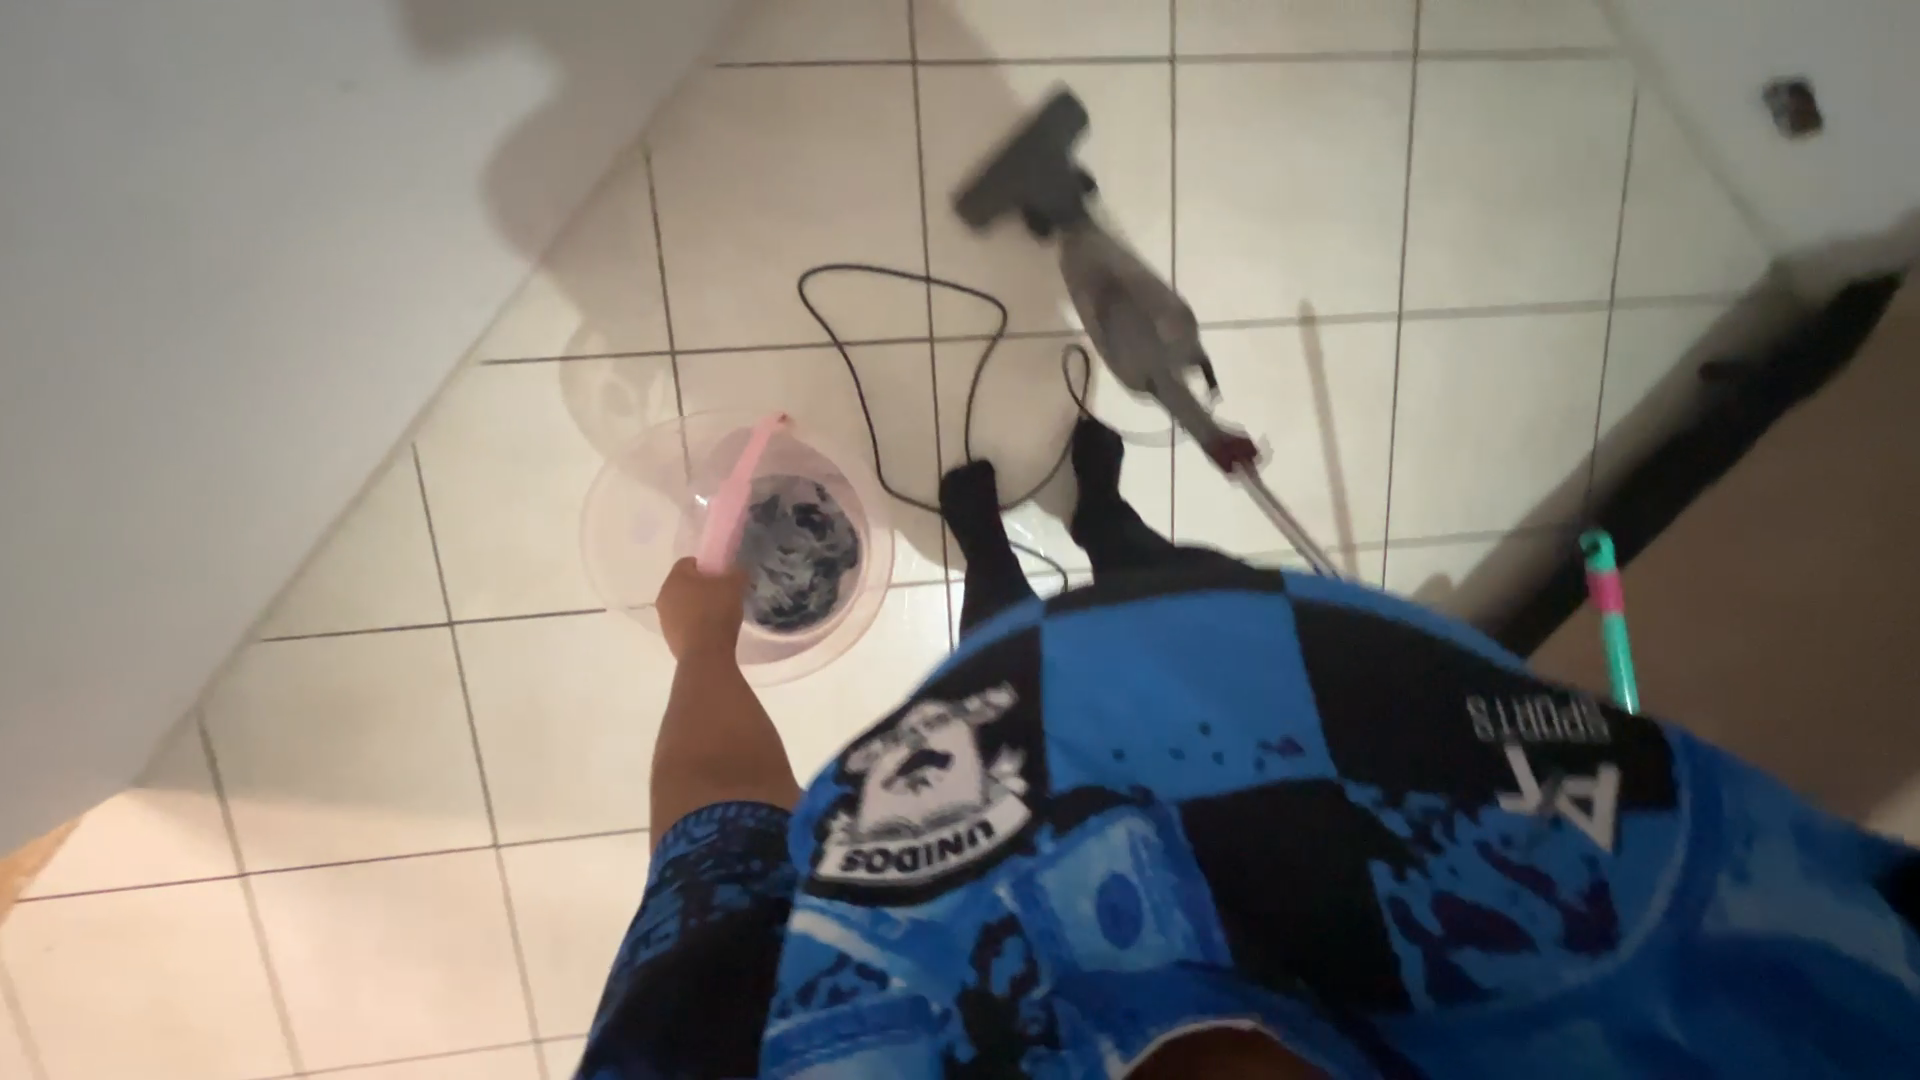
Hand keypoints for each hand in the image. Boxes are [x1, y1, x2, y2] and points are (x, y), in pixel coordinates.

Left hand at [656, 557, 745, 660]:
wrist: (706, 654)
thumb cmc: (717, 612)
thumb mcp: (734, 586)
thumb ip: (736, 573)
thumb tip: (737, 571)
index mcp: (676, 578)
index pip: (688, 562)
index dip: (706, 565)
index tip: (720, 575)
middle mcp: (664, 595)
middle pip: (683, 584)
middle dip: (700, 586)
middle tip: (721, 593)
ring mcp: (664, 618)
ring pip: (681, 604)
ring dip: (695, 605)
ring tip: (717, 614)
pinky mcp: (669, 636)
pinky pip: (682, 622)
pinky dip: (694, 623)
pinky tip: (710, 630)